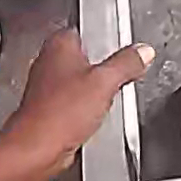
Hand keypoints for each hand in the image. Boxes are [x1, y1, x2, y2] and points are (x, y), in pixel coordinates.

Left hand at [0, 28, 152, 180]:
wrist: (37, 149)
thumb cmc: (59, 113)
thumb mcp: (105, 82)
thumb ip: (126, 63)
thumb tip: (143, 52)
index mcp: (60, 43)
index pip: (90, 31)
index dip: (109, 42)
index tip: (124, 52)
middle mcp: (50, 60)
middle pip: (89, 57)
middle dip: (104, 70)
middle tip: (115, 81)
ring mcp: (48, 84)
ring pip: (83, 81)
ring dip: (95, 91)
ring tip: (102, 102)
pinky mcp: (50, 106)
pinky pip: (76, 101)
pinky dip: (85, 108)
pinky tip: (90, 117)